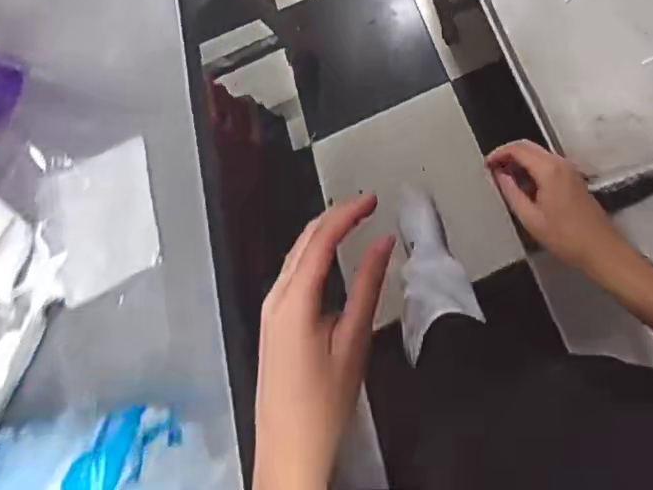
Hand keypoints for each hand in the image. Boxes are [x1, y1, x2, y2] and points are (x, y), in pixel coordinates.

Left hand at [255, 194, 394, 489]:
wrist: (287, 453)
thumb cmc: (322, 406)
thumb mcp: (353, 341)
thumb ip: (368, 286)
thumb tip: (383, 244)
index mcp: (293, 300)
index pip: (321, 238)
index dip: (347, 212)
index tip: (372, 199)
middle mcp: (276, 297)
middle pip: (305, 240)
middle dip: (336, 214)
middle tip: (367, 204)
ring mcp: (270, 309)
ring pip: (297, 253)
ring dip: (325, 231)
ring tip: (355, 220)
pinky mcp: (272, 321)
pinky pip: (293, 272)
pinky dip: (315, 252)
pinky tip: (332, 253)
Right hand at [487, 141, 632, 274]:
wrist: (602, 251)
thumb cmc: (566, 238)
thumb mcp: (531, 218)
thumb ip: (511, 192)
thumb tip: (499, 175)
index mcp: (549, 170)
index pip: (518, 149)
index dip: (499, 153)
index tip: (487, 164)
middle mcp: (560, 163)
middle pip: (528, 146)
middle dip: (508, 154)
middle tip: (494, 169)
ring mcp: (570, 169)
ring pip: (538, 153)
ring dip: (521, 160)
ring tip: (506, 178)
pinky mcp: (574, 178)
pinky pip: (548, 163)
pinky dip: (533, 167)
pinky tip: (526, 185)